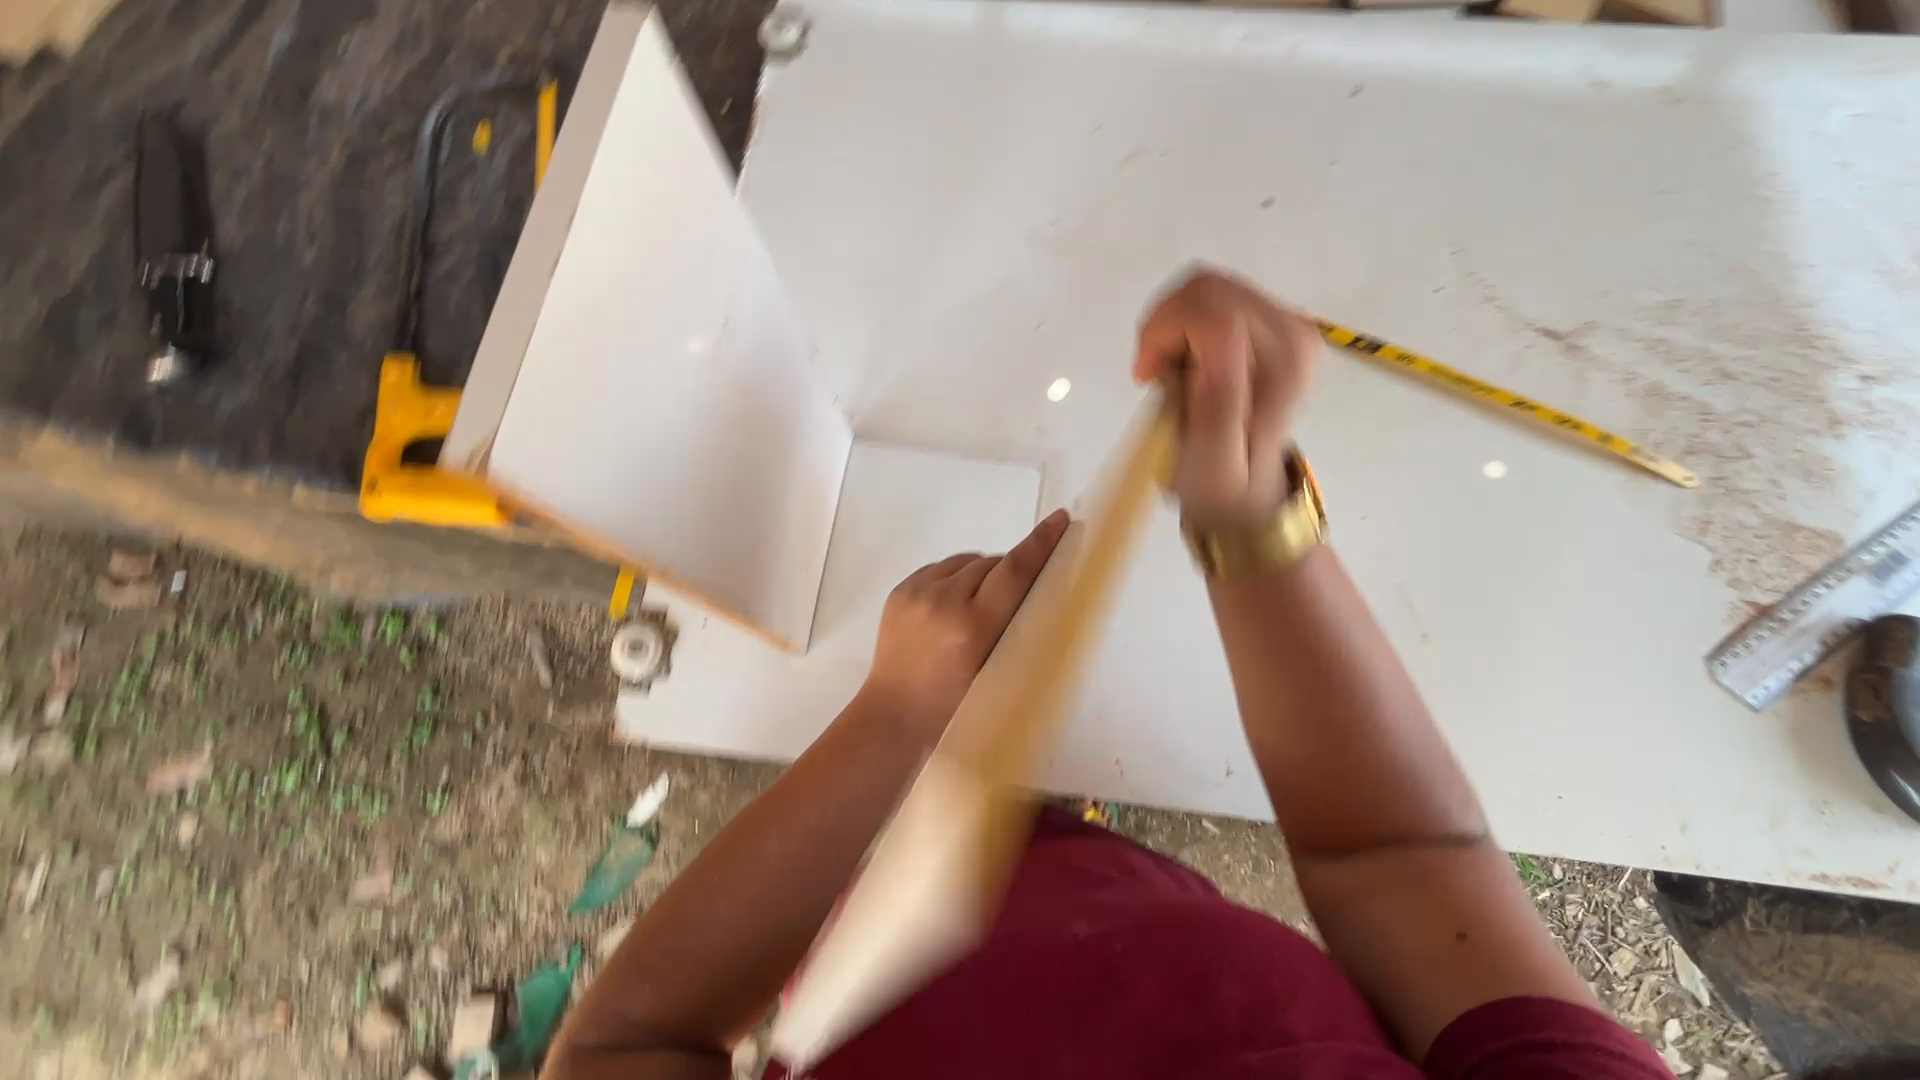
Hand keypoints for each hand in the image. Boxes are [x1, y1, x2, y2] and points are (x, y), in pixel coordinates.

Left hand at [860, 509, 1071, 733]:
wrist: (893, 713)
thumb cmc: (954, 708)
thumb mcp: (996, 671)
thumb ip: (1014, 628)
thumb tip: (1030, 587)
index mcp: (973, 627)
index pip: (1014, 571)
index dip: (1040, 543)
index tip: (1059, 519)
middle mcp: (943, 601)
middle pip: (992, 563)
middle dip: (1008, 572)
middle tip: (1014, 599)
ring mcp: (916, 592)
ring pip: (966, 562)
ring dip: (980, 575)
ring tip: (979, 606)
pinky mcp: (900, 590)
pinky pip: (940, 569)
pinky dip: (954, 579)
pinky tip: (953, 606)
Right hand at [1133, 266, 1321, 530]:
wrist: (1248, 489)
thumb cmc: (1222, 486)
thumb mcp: (1213, 466)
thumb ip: (1215, 412)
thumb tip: (1208, 361)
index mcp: (1282, 369)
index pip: (1213, 314)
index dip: (1163, 335)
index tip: (1146, 378)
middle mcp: (1293, 334)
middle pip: (1207, 290)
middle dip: (1164, 327)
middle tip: (1154, 372)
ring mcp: (1286, 321)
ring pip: (1206, 286)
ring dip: (1171, 324)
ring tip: (1168, 368)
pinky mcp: (1270, 317)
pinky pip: (1211, 296)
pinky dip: (1182, 323)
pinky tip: (1184, 359)